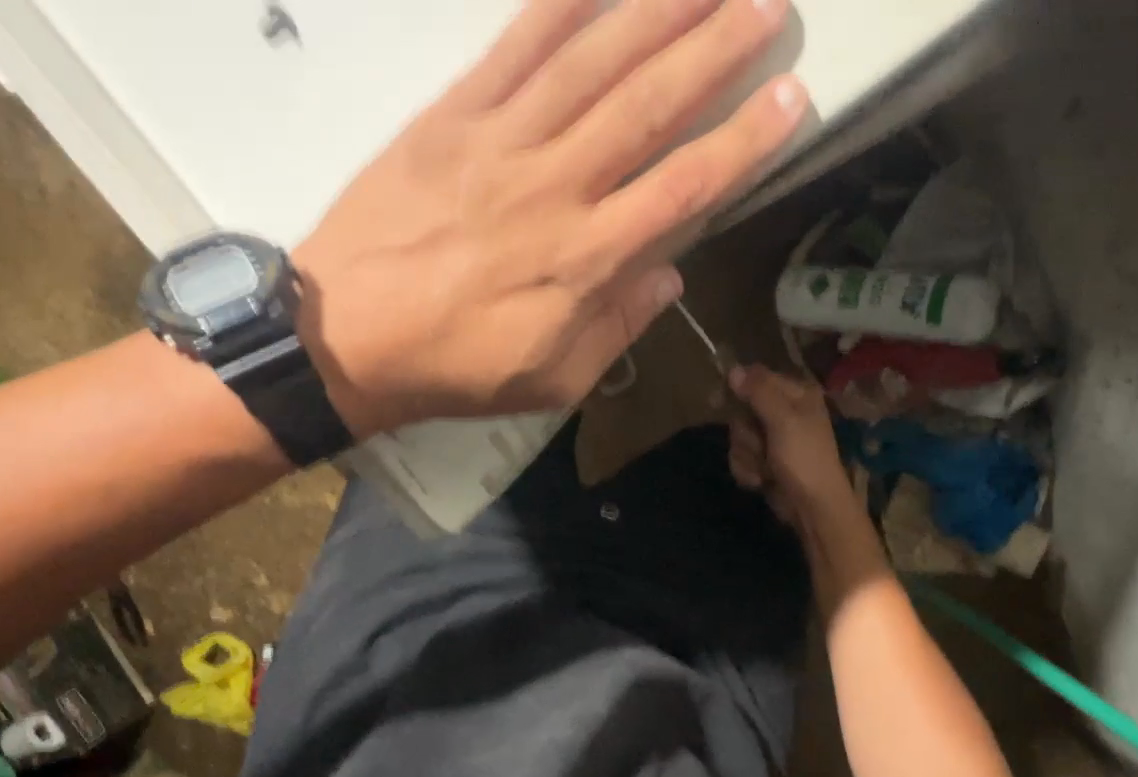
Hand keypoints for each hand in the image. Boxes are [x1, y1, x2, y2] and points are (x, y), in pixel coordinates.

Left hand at [294, 0, 806, 435]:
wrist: (345, 336)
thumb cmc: (457, 367)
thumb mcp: (554, 378)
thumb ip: (617, 326)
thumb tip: (669, 276)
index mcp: (587, 259)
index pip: (684, 187)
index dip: (744, 139)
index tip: (792, 97)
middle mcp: (556, 187)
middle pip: (649, 105)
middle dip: (717, 49)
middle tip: (770, 3)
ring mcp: (501, 143)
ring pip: (591, 63)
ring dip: (656, 12)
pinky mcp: (451, 117)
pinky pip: (513, 48)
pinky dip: (559, 5)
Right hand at [726, 364, 855, 525]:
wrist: (813, 507)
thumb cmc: (804, 459)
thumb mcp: (784, 420)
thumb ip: (759, 392)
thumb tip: (733, 369)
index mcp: (797, 394)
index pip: (757, 378)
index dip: (739, 390)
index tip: (720, 400)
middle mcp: (785, 412)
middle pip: (742, 410)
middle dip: (746, 434)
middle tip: (762, 446)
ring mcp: (774, 439)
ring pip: (738, 437)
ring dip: (747, 456)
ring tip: (766, 469)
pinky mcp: (765, 461)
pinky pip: (741, 457)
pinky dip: (748, 471)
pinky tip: (762, 481)